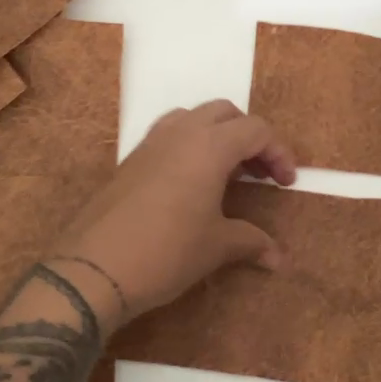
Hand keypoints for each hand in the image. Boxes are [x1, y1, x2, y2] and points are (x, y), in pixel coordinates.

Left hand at [56, 100, 297, 329]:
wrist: (94, 268)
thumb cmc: (166, 251)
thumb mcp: (215, 246)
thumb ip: (250, 242)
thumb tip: (279, 258)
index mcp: (209, 145)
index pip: (255, 130)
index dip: (278, 153)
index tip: (286, 183)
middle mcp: (180, 132)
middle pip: (225, 113)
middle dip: (249, 137)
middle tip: (260, 173)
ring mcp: (150, 143)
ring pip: (192, 118)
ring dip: (217, 136)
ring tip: (227, 174)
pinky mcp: (130, 160)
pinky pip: (168, 136)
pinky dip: (190, 146)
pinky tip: (191, 184)